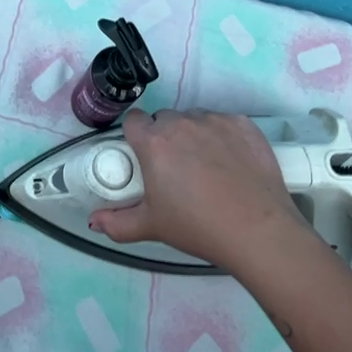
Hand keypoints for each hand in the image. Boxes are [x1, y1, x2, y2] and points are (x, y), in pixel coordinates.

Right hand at [88, 109, 307, 271]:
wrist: (258, 231)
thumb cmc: (198, 227)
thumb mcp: (152, 227)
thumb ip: (117, 222)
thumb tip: (93, 221)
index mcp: (154, 142)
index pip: (134, 121)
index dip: (137, 137)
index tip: (146, 157)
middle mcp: (181, 123)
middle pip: (166, 120)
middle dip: (167, 138)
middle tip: (177, 170)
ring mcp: (214, 120)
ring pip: (195, 119)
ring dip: (195, 135)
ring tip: (208, 168)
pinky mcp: (243, 124)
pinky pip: (225, 123)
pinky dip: (224, 137)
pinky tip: (232, 163)